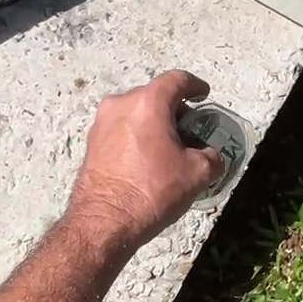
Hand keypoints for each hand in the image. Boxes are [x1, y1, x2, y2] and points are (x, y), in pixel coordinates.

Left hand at [66, 71, 224, 250]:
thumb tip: (211, 157)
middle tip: (190, 129)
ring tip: (169, 148)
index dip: (195, 86)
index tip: (203, 95)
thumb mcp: (196, 174)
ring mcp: (101, 123)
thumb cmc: (151, 191)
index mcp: (148, 103)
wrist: (104, 222)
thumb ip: (210, 157)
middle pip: (154, 96)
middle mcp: (120, 104)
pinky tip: (147, 159)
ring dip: (154, 124)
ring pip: (136, 113)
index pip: (177, 80)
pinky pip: (121, 129)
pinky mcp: (91, 143)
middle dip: (175, 110)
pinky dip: (137, 136)